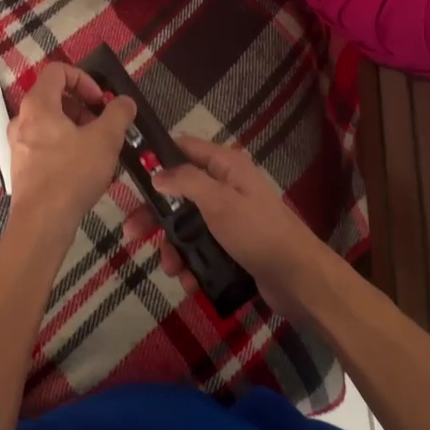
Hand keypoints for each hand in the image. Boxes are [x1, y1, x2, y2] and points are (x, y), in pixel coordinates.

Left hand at [6, 62, 136, 237]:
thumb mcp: (105, 140)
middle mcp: (22, 119)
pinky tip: (83, 167)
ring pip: (50, 122)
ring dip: (75, 127)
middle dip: (82, 106)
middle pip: (53, 96)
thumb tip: (124, 102)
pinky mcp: (22, 166)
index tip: (100, 100)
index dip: (83, 78)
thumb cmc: (72, 174)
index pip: (57, 71)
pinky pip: (44, 143)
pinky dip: (64, 145)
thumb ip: (118, 114)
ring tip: (97, 148)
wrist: (42, 223)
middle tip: (102, 125)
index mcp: (38, 105)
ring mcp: (19, 144)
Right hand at [129, 136, 336, 315]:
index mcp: (225, 166)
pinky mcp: (233, 247)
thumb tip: (157, 173)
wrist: (298, 279)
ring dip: (175, 246)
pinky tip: (190, 282)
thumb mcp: (218, 202)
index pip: (185, 148)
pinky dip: (193, 264)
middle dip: (157, 215)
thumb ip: (186, 182)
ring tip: (171, 269)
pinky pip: (203, 250)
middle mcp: (226, 187)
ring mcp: (230, 218)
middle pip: (180, 193)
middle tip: (131, 233)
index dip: (158, 157)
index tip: (131, 172)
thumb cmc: (257, 231)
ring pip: (189, 226)